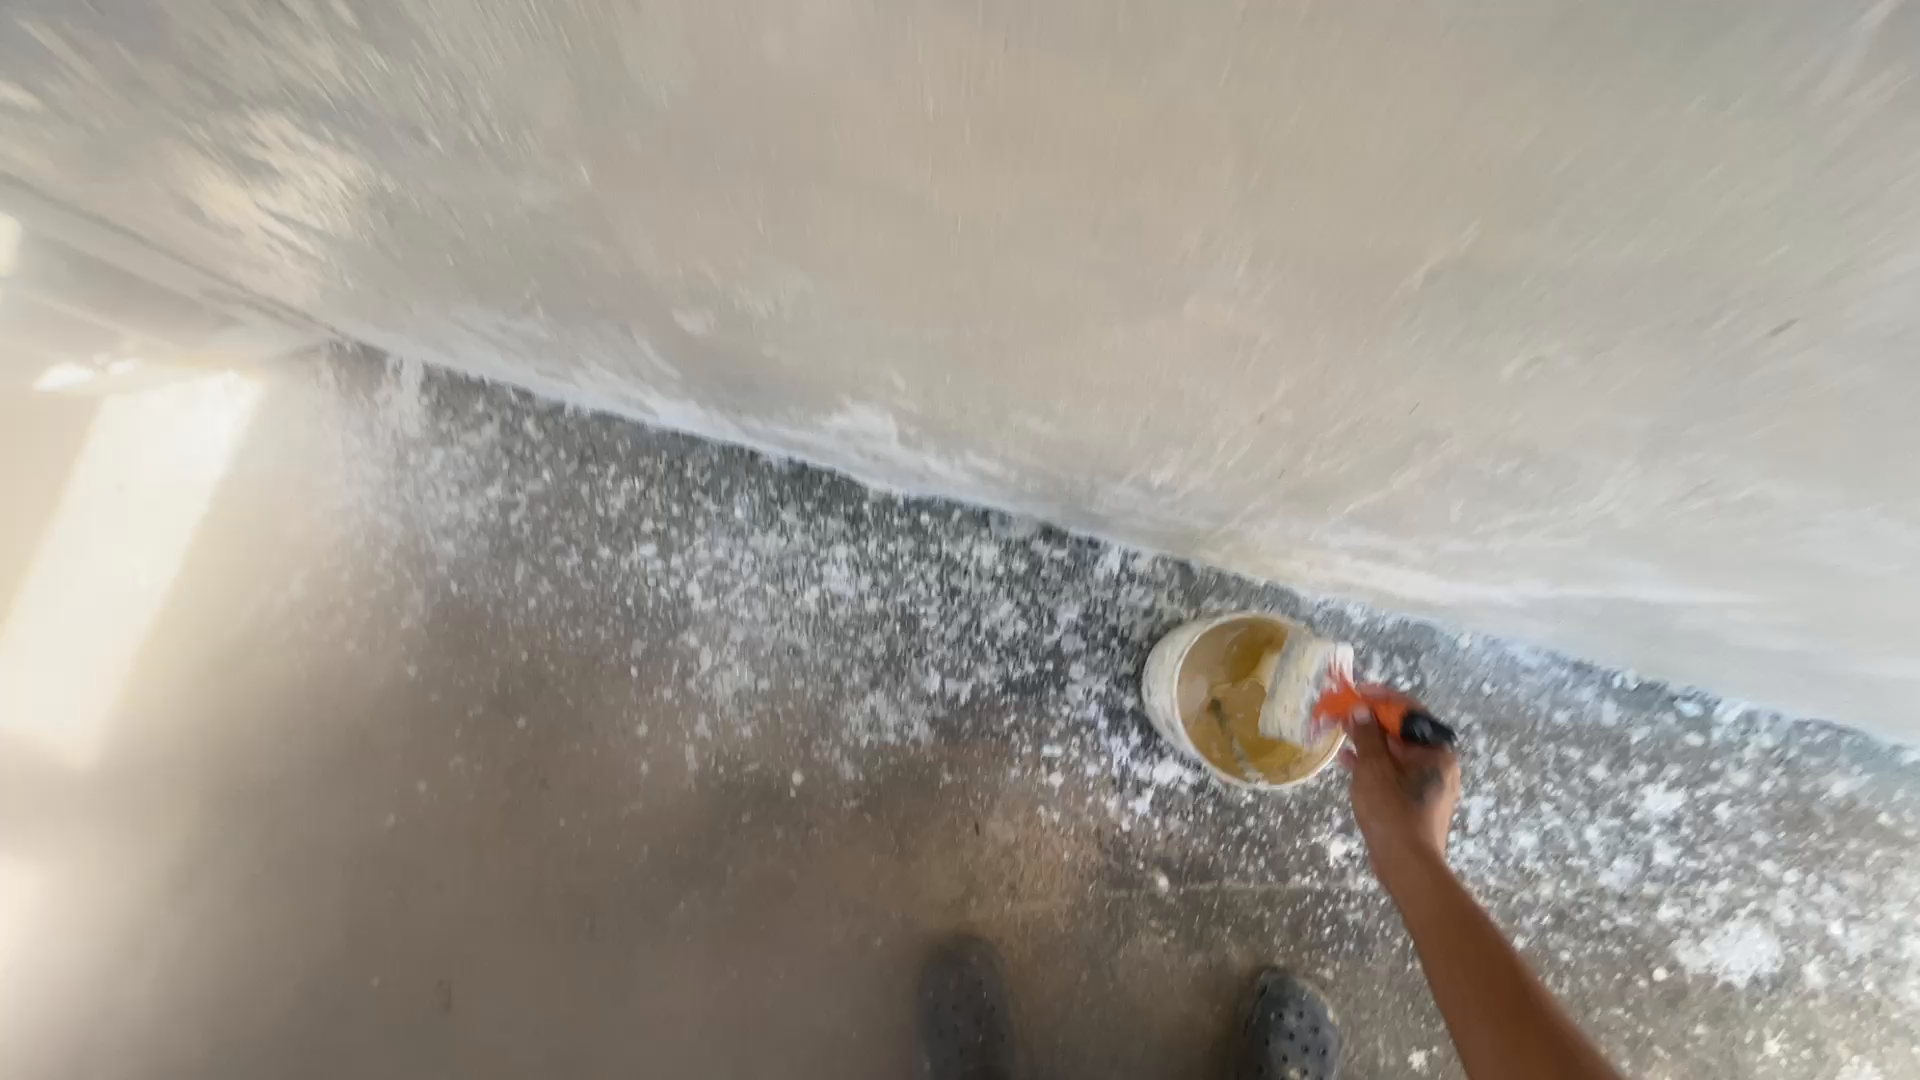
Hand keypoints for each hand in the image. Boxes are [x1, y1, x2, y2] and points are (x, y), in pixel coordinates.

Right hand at [1340, 703, 1461, 884]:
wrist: (1407, 863)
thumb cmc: (1392, 810)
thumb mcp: (1373, 767)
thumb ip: (1367, 734)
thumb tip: (1361, 710)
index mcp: (1437, 752)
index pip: (1410, 712)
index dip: (1382, 698)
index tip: (1357, 693)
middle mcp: (1438, 764)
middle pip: (1403, 731)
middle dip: (1372, 720)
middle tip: (1345, 712)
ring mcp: (1428, 784)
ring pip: (1396, 752)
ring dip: (1369, 740)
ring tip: (1342, 733)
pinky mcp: (1415, 800)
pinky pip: (1393, 771)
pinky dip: (1372, 763)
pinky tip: (1347, 761)